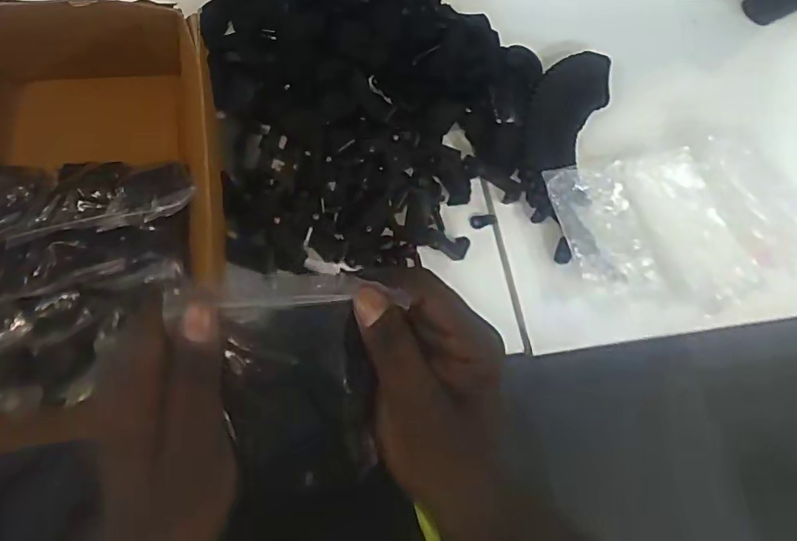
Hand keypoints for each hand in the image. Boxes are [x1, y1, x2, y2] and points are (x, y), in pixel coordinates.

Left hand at [94, 298, 235, 540]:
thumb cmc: (177, 499)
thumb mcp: (197, 439)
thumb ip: (196, 372)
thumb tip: (198, 303)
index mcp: (129, 376)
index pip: (155, 308)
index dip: (189, 296)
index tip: (222, 294)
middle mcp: (114, 373)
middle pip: (153, 321)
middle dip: (189, 315)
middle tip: (228, 326)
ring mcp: (115, 389)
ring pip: (154, 341)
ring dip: (184, 338)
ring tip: (219, 349)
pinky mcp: (124, 405)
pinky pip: (153, 363)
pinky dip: (176, 361)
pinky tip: (197, 376)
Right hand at [353, 268, 506, 540]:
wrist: (469, 516)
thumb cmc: (447, 462)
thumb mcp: (415, 405)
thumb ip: (392, 346)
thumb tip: (363, 290)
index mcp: (471, 336)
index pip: (422, 285)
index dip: (381, 281)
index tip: (338, 289)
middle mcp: (462, 331)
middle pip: (412, 292)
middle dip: (372, 294)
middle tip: (326, 301)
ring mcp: (447, 346)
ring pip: (402, 308)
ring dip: (370, 311)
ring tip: (330, 314)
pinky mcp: (430, 360)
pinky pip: (399, 330)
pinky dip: (374, 331)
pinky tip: (348, 336)